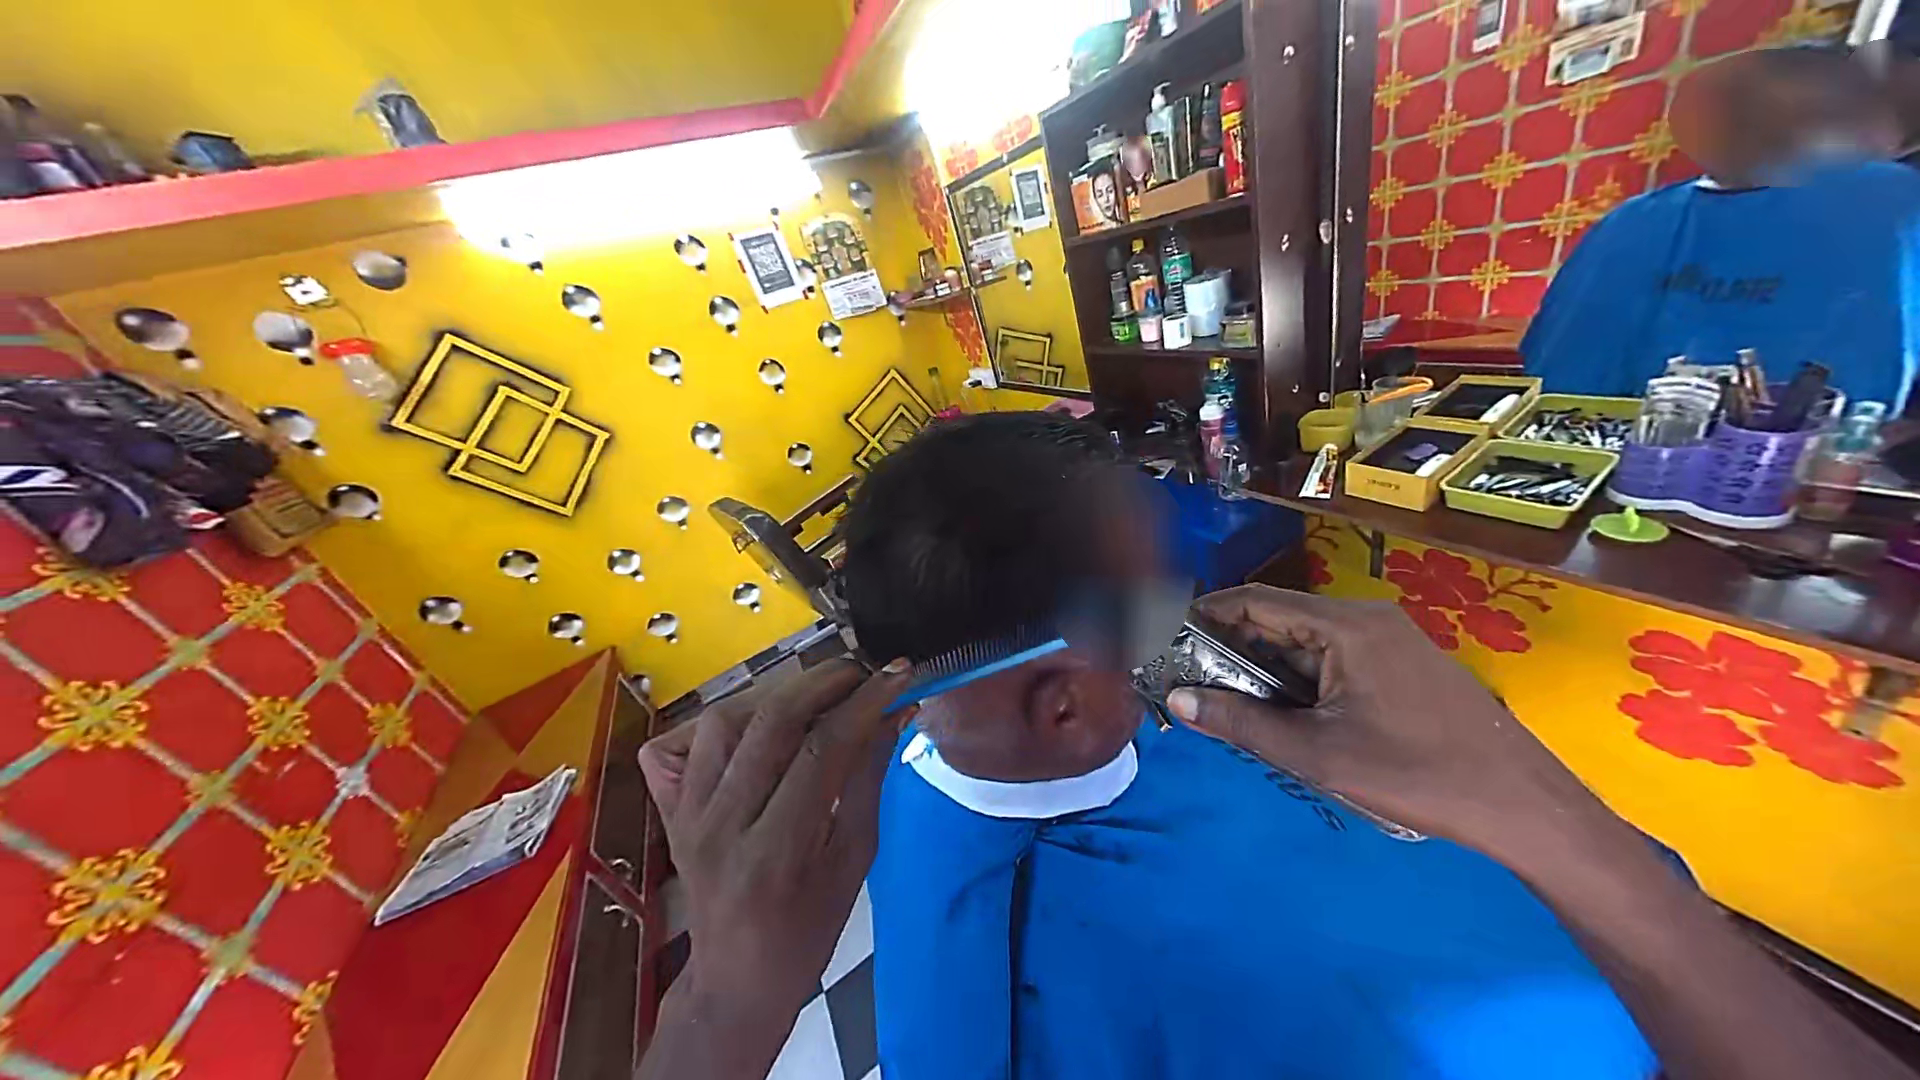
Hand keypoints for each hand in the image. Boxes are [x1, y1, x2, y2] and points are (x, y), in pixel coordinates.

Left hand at [636, 658, 914, 1062]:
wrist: (736, 978)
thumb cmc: (810, 927)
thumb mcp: (856, 857)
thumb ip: (869, 777)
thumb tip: (892, 711)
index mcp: (776, 852)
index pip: (822, 749)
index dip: (865, 703)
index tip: (897, 674)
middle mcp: (721, 825)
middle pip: (771, 721)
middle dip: (824, 681)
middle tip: (860, 673)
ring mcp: (686, 814)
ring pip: (726, 718)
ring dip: (778, 692)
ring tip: (816, 695)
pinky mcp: (670, 808)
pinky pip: (684, 740)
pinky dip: (723, 718)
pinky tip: (755, 723)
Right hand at [1166, 586, 1616, 857]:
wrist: (1530, 811)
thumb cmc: (1418, 775)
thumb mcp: (1317, 754)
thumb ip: (1240, 724)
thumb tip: (1177, 701)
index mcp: (1346, 626)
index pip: (1256, 601)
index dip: (1208, 614)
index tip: (1169, 635)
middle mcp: (1367, 618)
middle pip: (1280, 618)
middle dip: (1234, 645)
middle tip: (1196, 677)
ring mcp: (1390, 638)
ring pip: (1306, 639)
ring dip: (1267, 664)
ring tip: (1234, 698)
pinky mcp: (1403, 662)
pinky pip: (1334, 655)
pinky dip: (1300, 675)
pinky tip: (1288, 709)